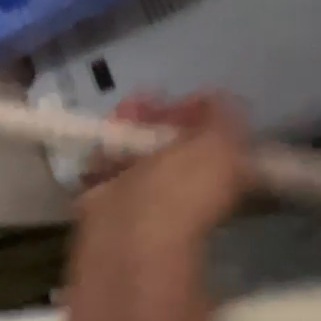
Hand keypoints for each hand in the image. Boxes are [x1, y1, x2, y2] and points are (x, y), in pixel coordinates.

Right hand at [77, 93, 251, 255]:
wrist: (129, 224)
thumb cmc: (179, 185)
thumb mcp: (218, 144)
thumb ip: (222, 116)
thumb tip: (214, 96)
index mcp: (219, 169)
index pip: (210, 132)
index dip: (196, 111)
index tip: (180, 99)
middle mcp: (185, 178)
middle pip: (168, 136)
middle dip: (153, 114)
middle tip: (138, 102)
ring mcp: (145, 186)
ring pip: (134, 146)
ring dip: (123, 128)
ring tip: (114, 117)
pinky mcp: (110, 190)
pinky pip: (104, 162)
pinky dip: (100, 151)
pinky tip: (98, 145)